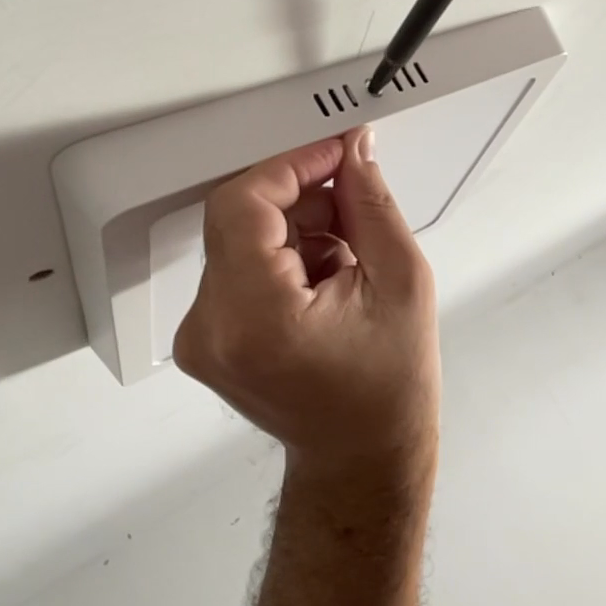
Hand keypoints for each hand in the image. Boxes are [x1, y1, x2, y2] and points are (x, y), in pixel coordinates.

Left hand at [175, 128, 439, 476]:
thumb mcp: (403, 283)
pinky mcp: (208, 338)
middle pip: (241, 220)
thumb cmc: (389, 386)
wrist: (362, 453)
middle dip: (304, 201)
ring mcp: (203, 336)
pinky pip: (239, 268)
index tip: (334, 154)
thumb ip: (373, 207)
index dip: (291, 165)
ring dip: (298, 230)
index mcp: (257, 316)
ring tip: (352, 261)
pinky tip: (330, 280)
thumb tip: (356, 153)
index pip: (243, 204)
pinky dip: (285, 256)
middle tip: (359, 210)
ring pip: (242, 240)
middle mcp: (212, 327)